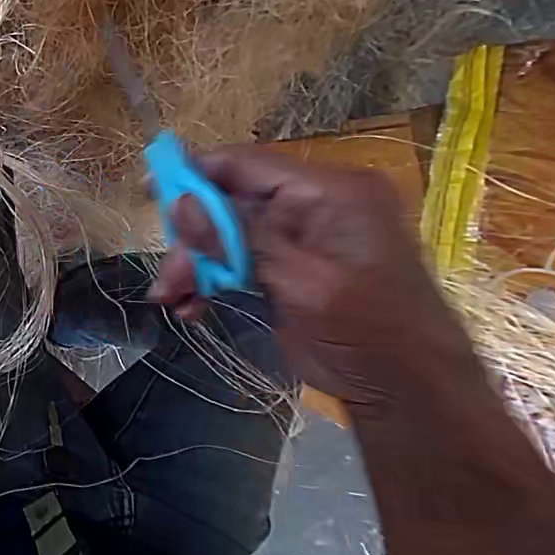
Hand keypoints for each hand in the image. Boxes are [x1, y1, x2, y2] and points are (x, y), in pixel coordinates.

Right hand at [149, 147, 469, 406]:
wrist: (408, 390)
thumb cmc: (370, 332)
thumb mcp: (301, 281)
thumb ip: (240, 238)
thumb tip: (181, 203)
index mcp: (328, 192)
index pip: (245, 164)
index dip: (193, 173)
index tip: (147, 188)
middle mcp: (310, 205)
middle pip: (226, 203)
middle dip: (191, 239)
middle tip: (165, 277)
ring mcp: (296, 236)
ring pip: (222, 234)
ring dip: (192, 265)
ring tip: (171, 298)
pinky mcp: (283, 265)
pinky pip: (232, 259)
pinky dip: (208, 280)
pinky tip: (192, 307)